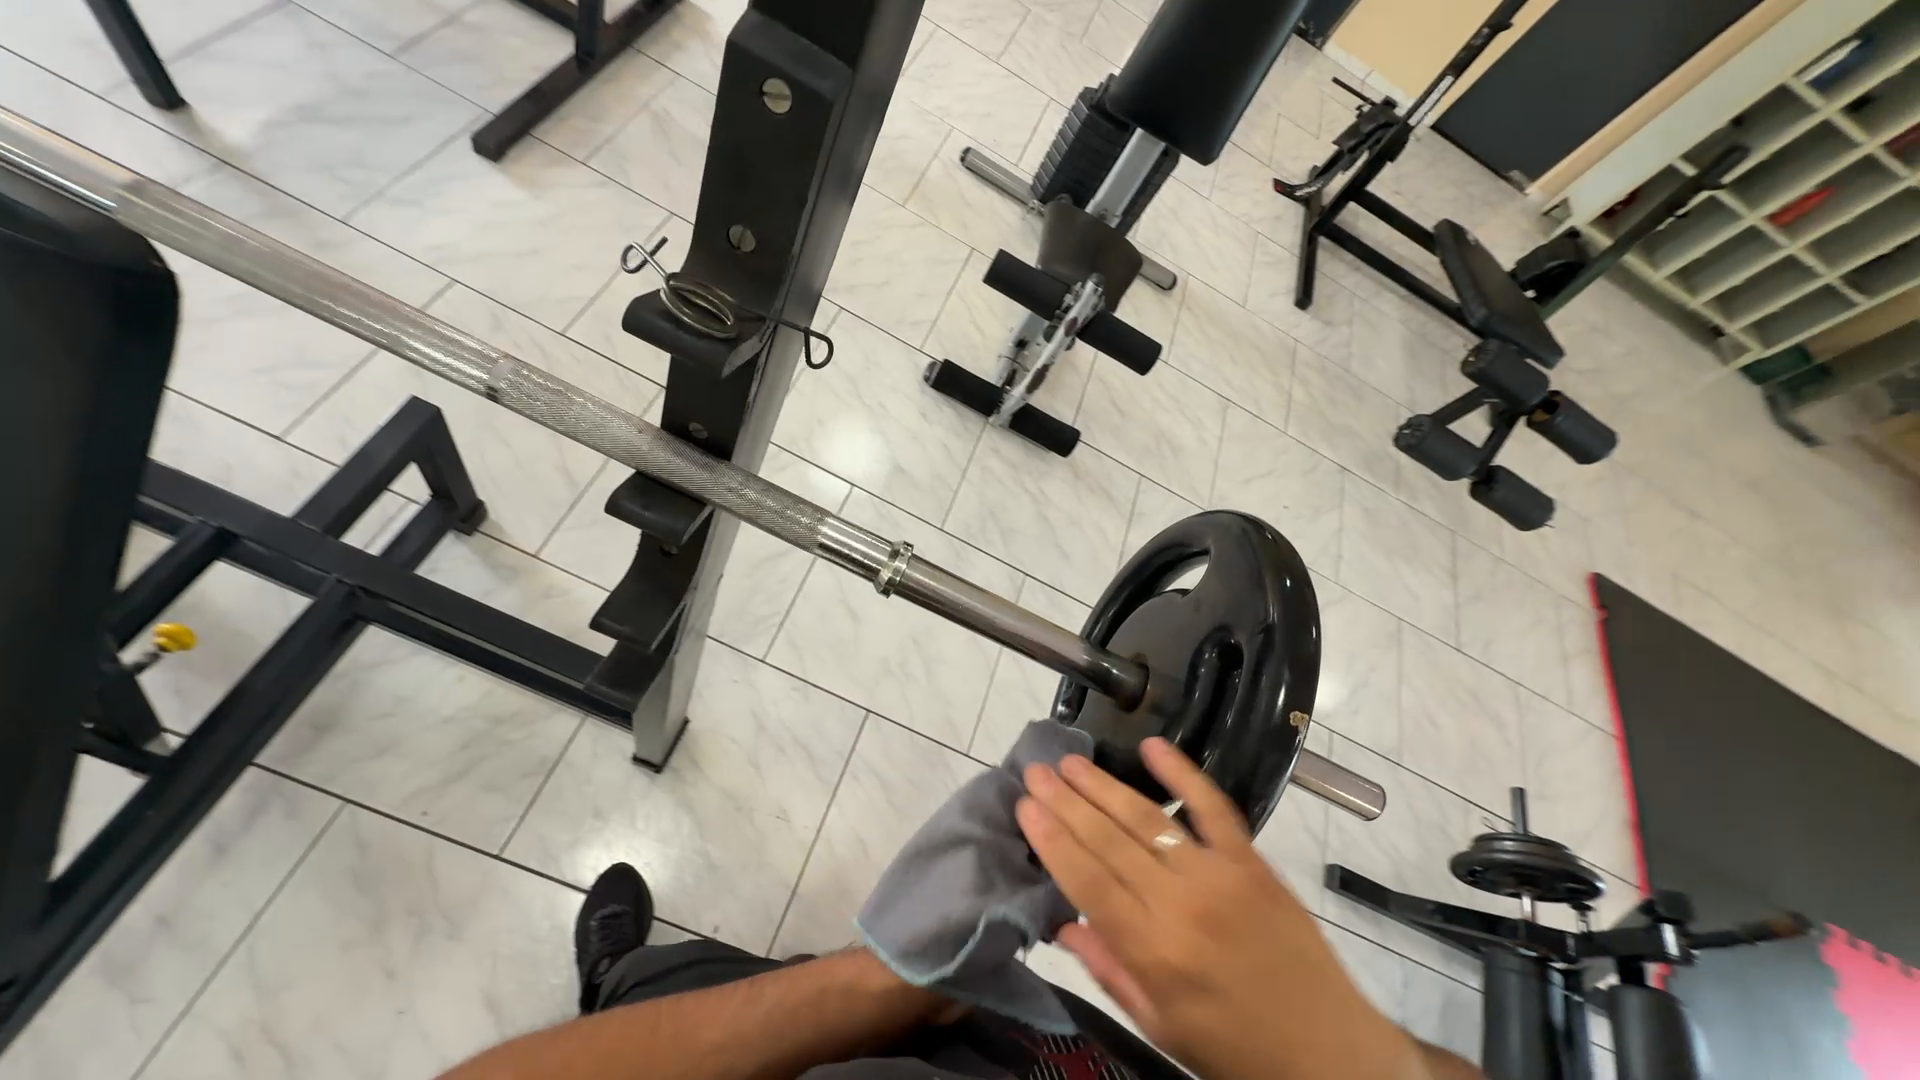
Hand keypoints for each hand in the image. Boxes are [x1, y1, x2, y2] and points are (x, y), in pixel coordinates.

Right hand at [1016, 738, 1426, 1079]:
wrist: (1330, 1053)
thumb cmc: (1234, 1048)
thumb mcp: (1160, 1026)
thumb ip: (1109, 971)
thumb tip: (1062, 922)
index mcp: (1152, 951)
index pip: (1086, 880)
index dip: (1051, 839)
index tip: (1025, 805)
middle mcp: (1179, 904)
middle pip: (1108, 840)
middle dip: (1066, 802)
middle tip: (1037, 771)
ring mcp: (1219, 876)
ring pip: (1148, 818)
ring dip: (1104, 786)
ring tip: (1071, 761)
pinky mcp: (1252, 862)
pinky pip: (1214, 807)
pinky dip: (1183, 773)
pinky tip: (1153, 747)